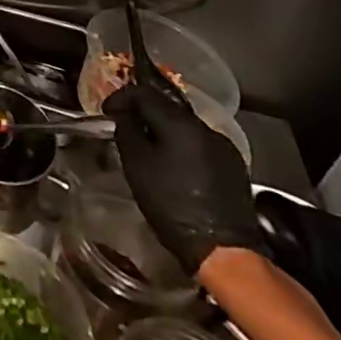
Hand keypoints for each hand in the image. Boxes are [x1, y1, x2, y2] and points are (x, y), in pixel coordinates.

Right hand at [104, 82, 264, 273]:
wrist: (219, 245)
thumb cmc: (169, 202)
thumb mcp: (136, 163)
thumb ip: (127, 130)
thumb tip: (124, 113)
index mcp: (182, 125)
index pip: (145, 94)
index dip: (121, 98)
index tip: (107, 112)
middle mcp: (208, 130)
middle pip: (167, 108)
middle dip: (142, 113)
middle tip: (122, 128)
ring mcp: (225, 148)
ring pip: (184, 127)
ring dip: (161, 130)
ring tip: (145, 148)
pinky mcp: (233, 166)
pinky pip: (199, 144)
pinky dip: (179, 146)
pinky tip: (171, 165)